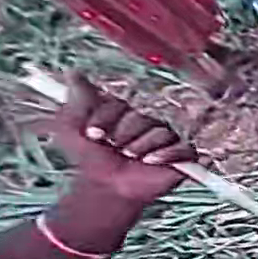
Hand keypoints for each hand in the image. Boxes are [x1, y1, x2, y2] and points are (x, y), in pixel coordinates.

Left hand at [49, 74, 195, 202]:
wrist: (108, 186)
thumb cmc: (90, 159)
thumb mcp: (72, 125)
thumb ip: (77, 99)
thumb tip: (74, 73)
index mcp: (125, 114)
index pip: (122, 104)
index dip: (106, 117)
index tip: (92, 133)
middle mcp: (148, 124)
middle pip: (143, 116)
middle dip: (125, 133)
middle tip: (115, 147)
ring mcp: (168, 141)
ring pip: (162, 132)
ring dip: (143, 145)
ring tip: (132, 156)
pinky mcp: (185, 158)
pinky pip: (184, 148)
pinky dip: (167, 154)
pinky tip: (151, 161)